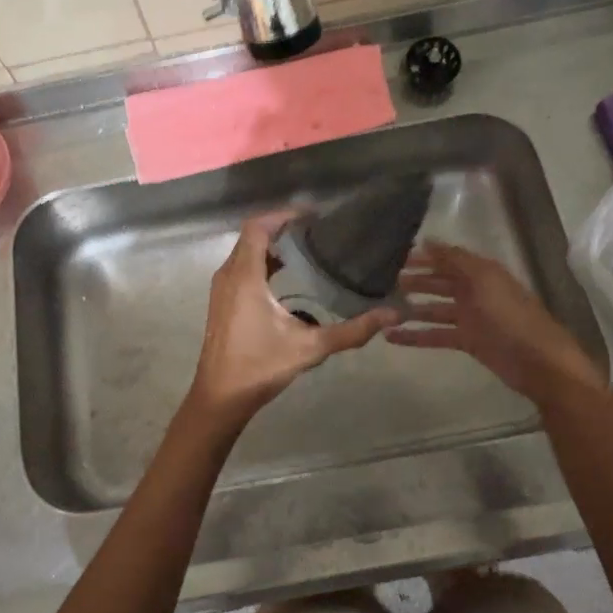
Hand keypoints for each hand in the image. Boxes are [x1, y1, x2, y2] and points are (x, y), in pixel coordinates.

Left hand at [185, 213, 400, 426]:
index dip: (283, 215)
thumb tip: (392, 315)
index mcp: (245, 277)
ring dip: (273, 247)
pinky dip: (264, 264)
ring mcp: (222, 289)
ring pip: (246, 253)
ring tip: (309, 252)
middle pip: (252, 236)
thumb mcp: (310, 348)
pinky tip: (290, 279)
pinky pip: (242, 268)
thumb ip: (352, 331)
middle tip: (319, 234)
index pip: (257, 227)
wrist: (220, 397)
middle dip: (283, 230)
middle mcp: (228, 275)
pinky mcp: (222, 302)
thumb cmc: (260, 367)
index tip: (313, 218)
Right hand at [387, 242, 605, 399]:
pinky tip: (392, 337)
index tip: (397, 256)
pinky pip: (436, 335)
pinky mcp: (468, 342)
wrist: (538, 361)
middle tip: (387, 281)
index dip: (426, 257)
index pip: (449, 260)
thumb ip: (455, 259)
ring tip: (384, 309)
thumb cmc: (512, 316)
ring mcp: (471, 318)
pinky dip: (415, 336)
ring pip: (435, 310)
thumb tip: (428, 241)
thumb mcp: (484, 280)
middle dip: (417, 280)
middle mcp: (476, 292)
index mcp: (482, 273)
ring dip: (412, 308)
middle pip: (441, 283)